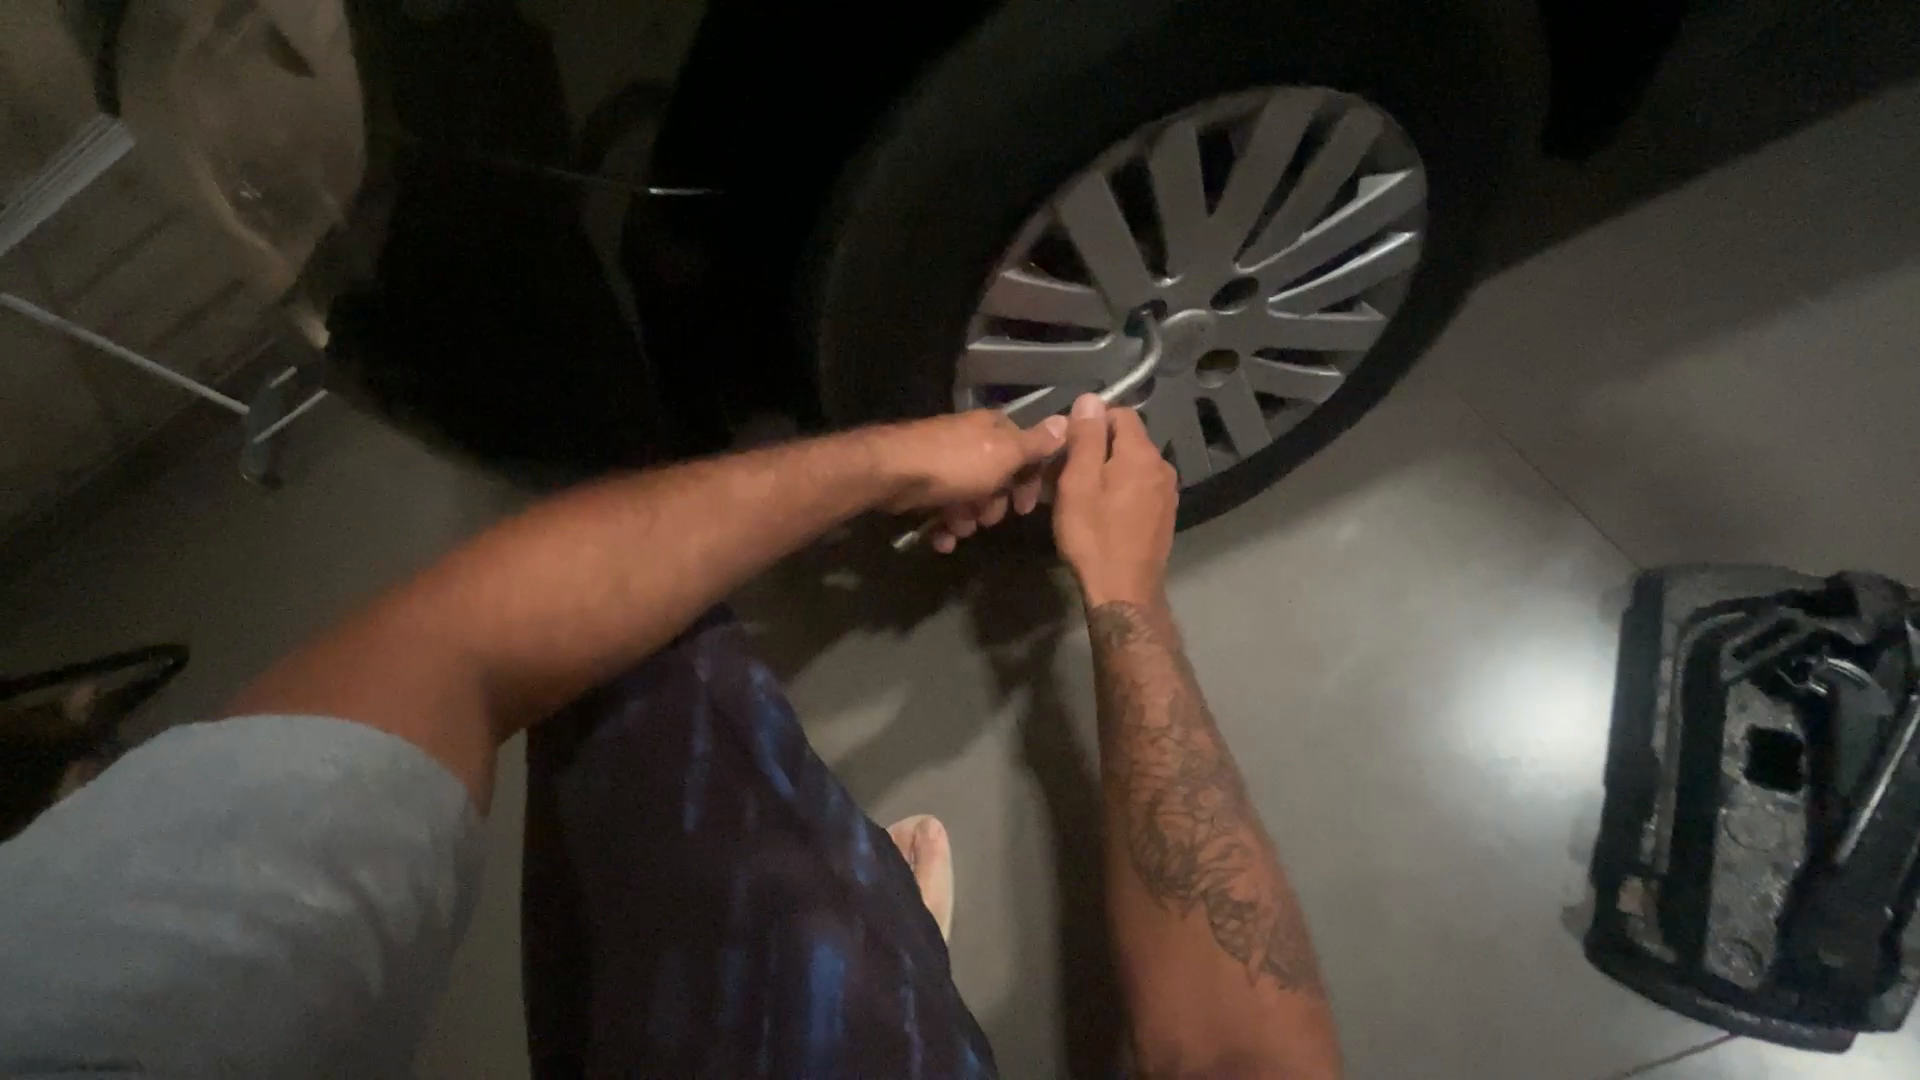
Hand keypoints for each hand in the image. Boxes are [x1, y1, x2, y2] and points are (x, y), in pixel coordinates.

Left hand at [874, 410, 1069, 551]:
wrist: (892, 472)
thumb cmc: (956, 464)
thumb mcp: (1005, 454)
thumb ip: (1036, 443)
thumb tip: (1067, 419)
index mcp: (993, 429)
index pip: (1026, 452)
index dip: (1030, 481)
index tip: (1028, 508)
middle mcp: (970, 441)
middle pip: (996, 478)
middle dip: (994, 505)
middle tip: (988, 519)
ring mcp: (944, 461)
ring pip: (968, 497)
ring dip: (967, 519)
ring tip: (959, 528)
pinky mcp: (923, 482)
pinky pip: (942, 507)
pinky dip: (944, 526)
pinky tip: (941, 540)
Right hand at [1053, 393, 1177, 605]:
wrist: (1123, 591)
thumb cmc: (1093, 534)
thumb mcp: (1079, 482)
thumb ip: (1086, 437)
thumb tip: (1091, 399)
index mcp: (1141, 453)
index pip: (1120, 414)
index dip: (1089, 423)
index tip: (1065, 446)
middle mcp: (1162, 467)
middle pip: (1126, 441)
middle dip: (1094, 449)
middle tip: (1063, 475)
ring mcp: (1167, 494)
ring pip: (1131, 467)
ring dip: (1105, 472)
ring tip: (1078, 496)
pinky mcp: (1164, 517)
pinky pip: (1138, 489)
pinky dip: (1118, 492)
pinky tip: (1100, 514)